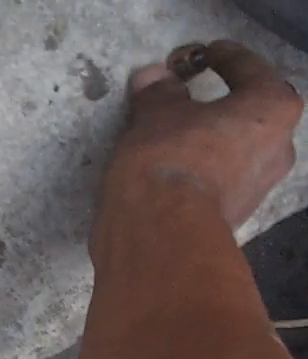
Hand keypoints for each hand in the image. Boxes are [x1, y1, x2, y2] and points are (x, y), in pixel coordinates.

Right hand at [101, 40, 301, 229]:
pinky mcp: (234, 214)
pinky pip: (219, 184)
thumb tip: (154, 74)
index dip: (222, 58)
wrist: (158, 232)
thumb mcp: (153, 119)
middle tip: (192, 109)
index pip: (248, 70)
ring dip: (213, 148)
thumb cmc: (165, 161)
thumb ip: (157, 94)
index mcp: (272, 106)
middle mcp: (280, 141)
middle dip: (223, 110)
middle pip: (251, 115)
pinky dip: (201, 178)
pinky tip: (176, 183)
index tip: (205, 53)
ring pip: (238, 153)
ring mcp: (260, 182)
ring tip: (178, 152)